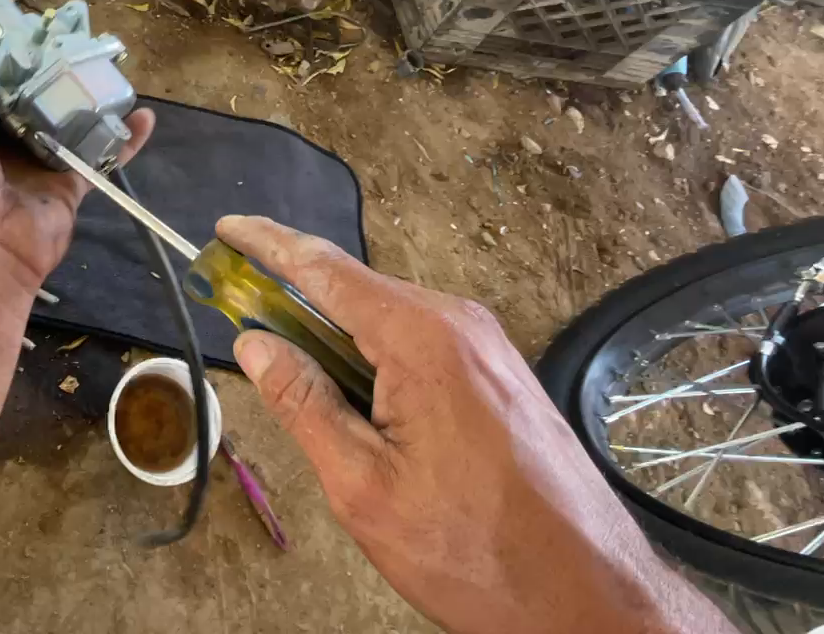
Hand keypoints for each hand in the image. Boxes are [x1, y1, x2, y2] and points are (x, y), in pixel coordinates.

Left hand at [0, 12, 154, 296]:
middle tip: (77, 34)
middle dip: (50, 66)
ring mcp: (35, 162)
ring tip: (111, 63)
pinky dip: (124, 138)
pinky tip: (144, 115)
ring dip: (89, 95)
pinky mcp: (68, 183)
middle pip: (28, 93)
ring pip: (68, 120)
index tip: (23, 20)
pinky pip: (100, 155)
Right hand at [218, 216, 733, 633]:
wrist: (598, 604)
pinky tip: (354, 387)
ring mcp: (483, 341)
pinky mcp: (496, 367)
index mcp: (419, 336)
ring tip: (292, 361)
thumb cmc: (472, 551)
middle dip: (292, 291)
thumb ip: (303, 404)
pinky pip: (414, 335)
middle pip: (352, 286)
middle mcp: (455, 319)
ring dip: (330, 326)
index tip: (225, 227)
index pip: (322, 268)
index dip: (267, 242)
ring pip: (383, 313)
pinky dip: (368, 347)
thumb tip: (252, 342)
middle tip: (241, 309)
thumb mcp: (363, 487)